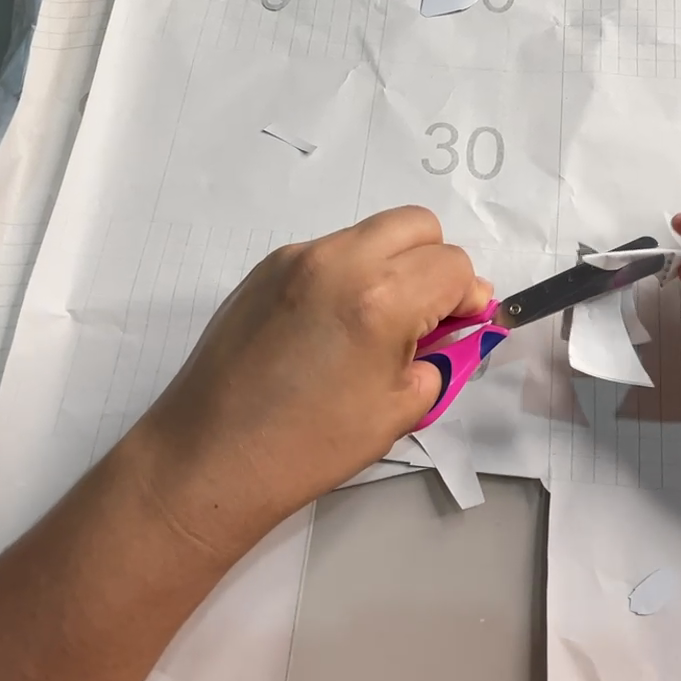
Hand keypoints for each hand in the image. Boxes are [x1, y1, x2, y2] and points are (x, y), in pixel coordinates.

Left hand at [122, 206, 488, 558]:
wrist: (210, 456)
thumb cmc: (312, 446)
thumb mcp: (401, 408)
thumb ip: (440, 354)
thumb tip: (456, 321)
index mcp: (382, 298)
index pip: (453, 265)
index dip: (469, 295)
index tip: (464, 324)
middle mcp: (342, 259)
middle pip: (418, 225)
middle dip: (435, 262)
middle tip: (425, 313)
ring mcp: (299, 255)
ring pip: (373, 232)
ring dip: (393, 263)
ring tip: (375, 319)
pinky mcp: (268, 264)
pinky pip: (332, 249)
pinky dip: (351, 272)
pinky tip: (332, 322)